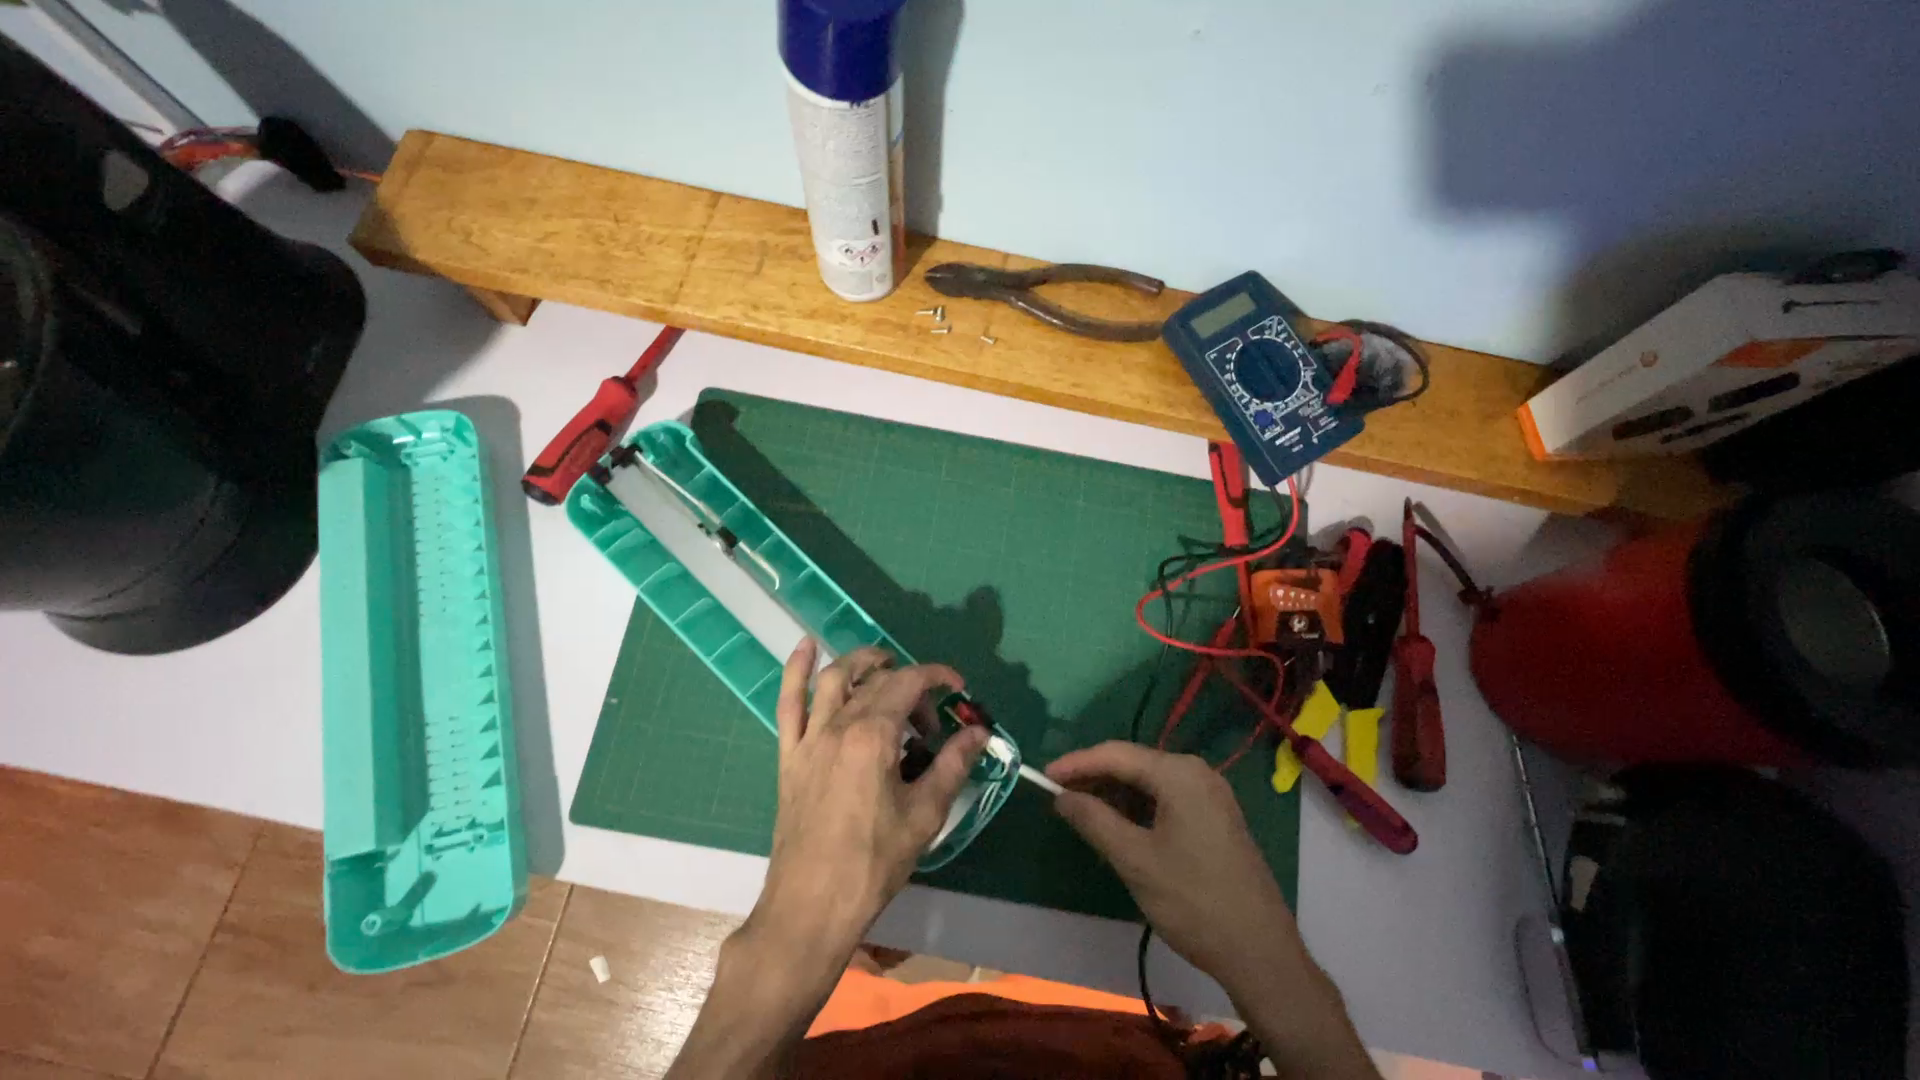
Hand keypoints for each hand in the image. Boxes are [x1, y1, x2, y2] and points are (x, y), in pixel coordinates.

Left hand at [745, 639, 989, 963]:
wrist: (813, 903)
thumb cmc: (874, 862)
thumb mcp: (925, 813)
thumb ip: (952, 764)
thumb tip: (978, 731)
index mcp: (873, 736)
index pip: (909, 683)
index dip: (937, 677)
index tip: (959, 688)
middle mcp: (838, 726)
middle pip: (877, 683)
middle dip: (909, 687)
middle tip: (928, 720)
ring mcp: (809, 739)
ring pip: (831, 679)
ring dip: (860, 662)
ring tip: (882, 665)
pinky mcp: (790, 756)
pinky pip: (788, 703)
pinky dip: (796, 670)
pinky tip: (805, 646)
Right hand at [1046, 741, 1303, 997]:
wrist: (1259, 950)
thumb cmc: (1192, 901)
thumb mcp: (1134, 860)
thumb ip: (1094, 820)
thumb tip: (1062, 797)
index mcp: (1180, 774)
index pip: (1116, 755)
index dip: (1076, 764)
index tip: (1044, 778)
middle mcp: (1198, 773)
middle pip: (1134, 763)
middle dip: (1095, 777)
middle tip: (1058, 798)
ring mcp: (1211, 795)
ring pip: (1150, 782)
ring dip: (1115, 794)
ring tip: (1081, 812)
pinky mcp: (1215, 818)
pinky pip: (1167, 799)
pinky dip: (1137, 807)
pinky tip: (1118, 826)